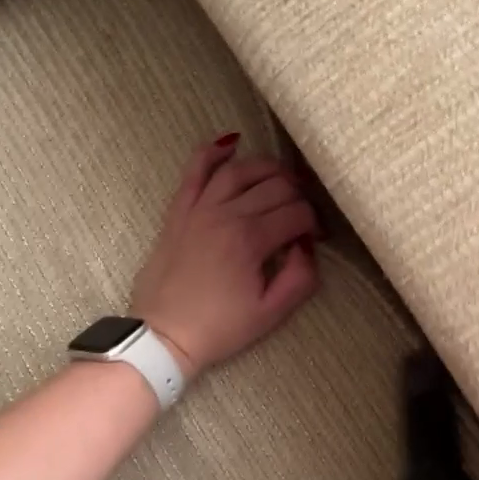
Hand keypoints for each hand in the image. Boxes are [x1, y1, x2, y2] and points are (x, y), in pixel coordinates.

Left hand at [130, 133, 319, 376]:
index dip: (315, 224)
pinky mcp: (178, 210)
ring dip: (269, 168)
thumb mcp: (271, 313)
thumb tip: (307, 247)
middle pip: (276, 186)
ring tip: (284, 179)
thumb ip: (301, 278)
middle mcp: (226, 214)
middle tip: (303, 215)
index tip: (315, 240)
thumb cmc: (220, 328)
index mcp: (250, 240)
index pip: (298, 213)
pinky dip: (212, 152)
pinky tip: (232, 143)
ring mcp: (198, 208)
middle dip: (299, 196)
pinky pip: (195, 169)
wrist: (163, 335)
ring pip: (241, 169)